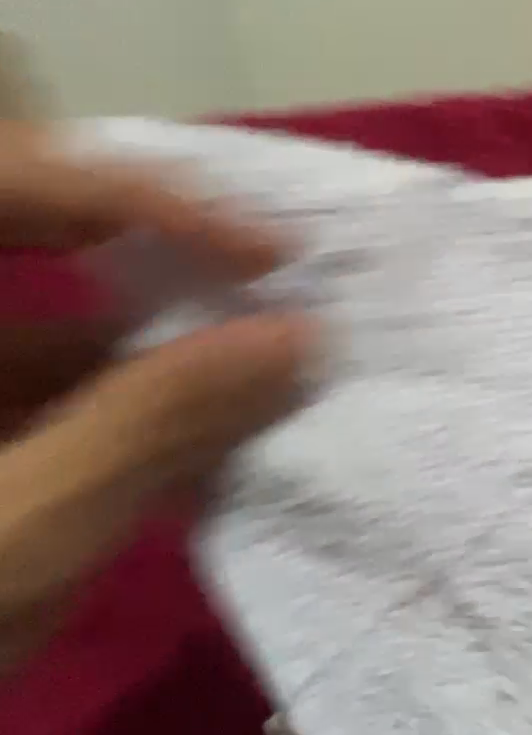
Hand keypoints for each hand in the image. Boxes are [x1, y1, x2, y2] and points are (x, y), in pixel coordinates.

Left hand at [0, 132, 313, 672]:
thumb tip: (300, 337)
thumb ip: (156, 423)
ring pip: (32, 307)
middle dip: (150, 232)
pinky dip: (131, 387)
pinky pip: (39, 375)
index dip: (134, 196)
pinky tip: (214, 415)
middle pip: (8, 215)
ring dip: (156, 324)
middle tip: (274, 264)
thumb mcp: (11, 538)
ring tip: (272, 345)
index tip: (268, 253)